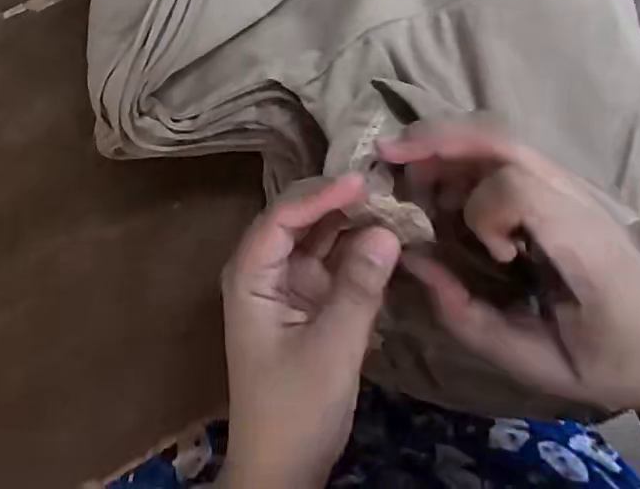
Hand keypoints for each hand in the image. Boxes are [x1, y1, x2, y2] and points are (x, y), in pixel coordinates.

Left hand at [220, 174, 402, 488]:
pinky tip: (385, 232)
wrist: (281, 472)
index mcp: (249, 274)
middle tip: (382, 183)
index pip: (282, 217)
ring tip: (390, 198)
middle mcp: (264, 268)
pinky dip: (357, 247)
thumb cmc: (295, 411)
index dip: (320, 194)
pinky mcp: (309, 298)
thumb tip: (389, 231)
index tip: (361, 180)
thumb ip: (358, 289)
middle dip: (337, 199)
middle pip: (298, 218)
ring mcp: (287, 281)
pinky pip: (333, 260)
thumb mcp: (332, 351)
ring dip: (351, 219)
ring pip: (318, 235)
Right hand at [379, 128, 639, 418]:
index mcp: (588, 245)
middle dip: (437, 138)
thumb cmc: (605, 358)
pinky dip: (457, 152)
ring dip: (442, 143)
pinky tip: (437, 179)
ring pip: (496, 134)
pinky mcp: (553, 179)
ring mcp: (567, 181)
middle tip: (388, 153)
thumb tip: (411, 260)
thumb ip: (469, 318)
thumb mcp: (537, 363)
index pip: (523, 188)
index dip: (486, 211)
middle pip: (501, 138)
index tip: (493, 256)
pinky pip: (498, 148)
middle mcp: (578, 196)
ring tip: (407, 169)